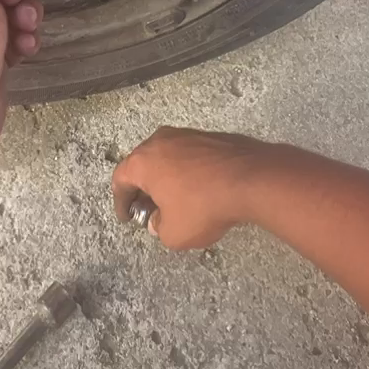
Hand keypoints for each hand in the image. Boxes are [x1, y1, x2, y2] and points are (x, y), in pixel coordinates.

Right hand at [112, 127, 278, 249]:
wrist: (248, 178)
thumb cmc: (204, 205)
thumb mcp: (173, 234)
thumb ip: (158, 228)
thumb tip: (158, 220)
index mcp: (143, 161)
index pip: (120, 179)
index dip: (120, 201)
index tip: (127, 216)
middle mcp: (160, 141)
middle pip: (141, 165)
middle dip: (142, 189)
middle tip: (148, 210)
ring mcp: (185, 135)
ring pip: (165, 157)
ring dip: (164, 178)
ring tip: (174, 201)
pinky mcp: (207, 136)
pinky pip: (187, 155)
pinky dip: (184, 171)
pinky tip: (196, 190)